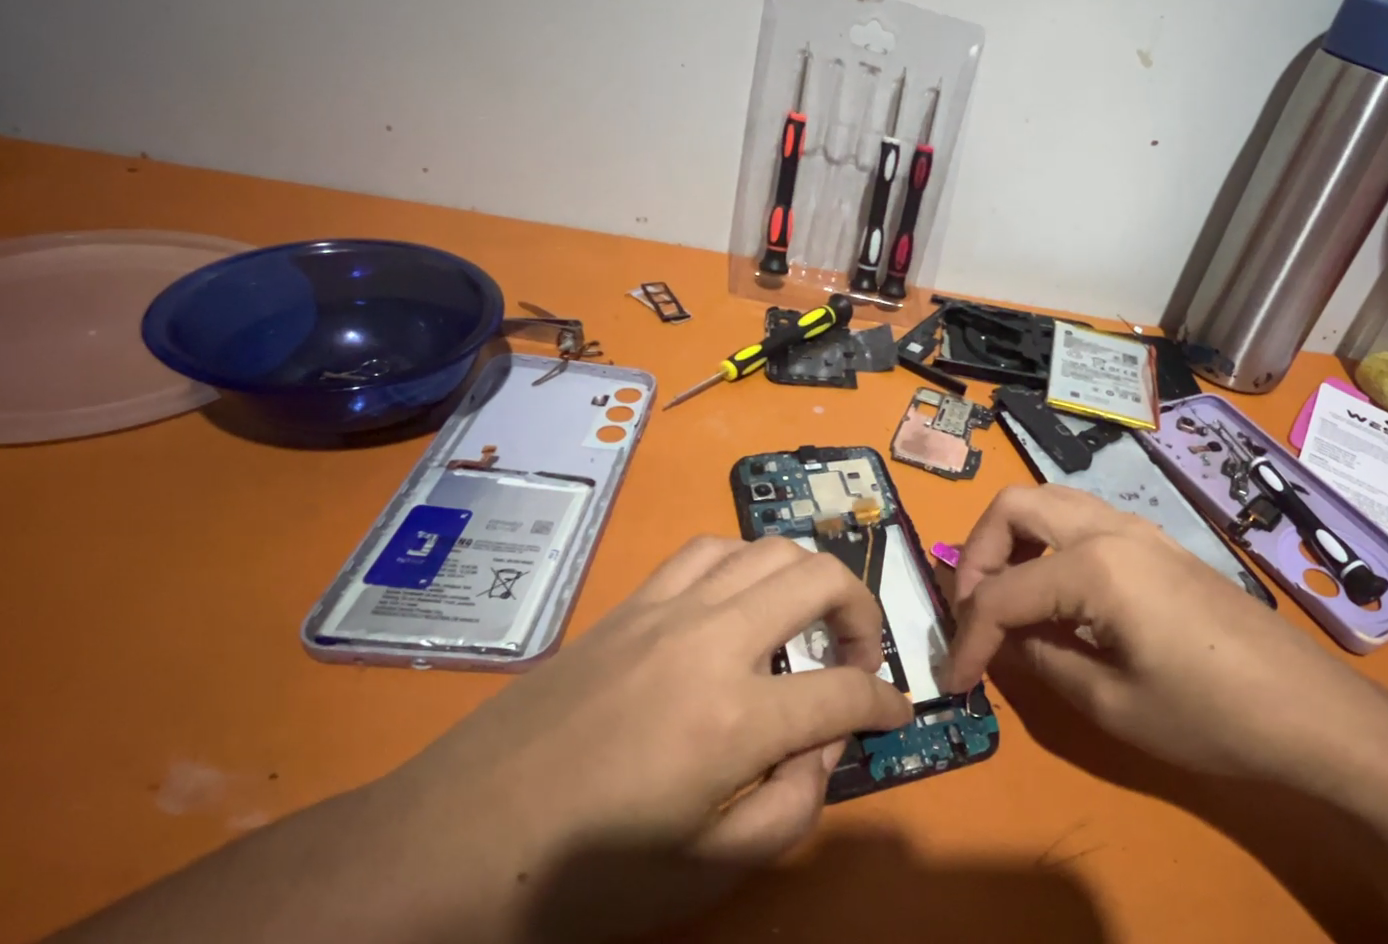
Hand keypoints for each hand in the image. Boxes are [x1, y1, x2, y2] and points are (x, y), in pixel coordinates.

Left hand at [381, 536, 911, 932]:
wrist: (454, 841)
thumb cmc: (588, 875)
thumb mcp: (709, 872)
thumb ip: (793, 805)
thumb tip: (823, 745)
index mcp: (736, 719)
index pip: (846, 691)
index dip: (885, 703)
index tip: (895, 714)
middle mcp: (710, 643)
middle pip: (820, 579)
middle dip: (864, 612)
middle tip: (858, 658)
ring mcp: (664, 613)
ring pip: (766, 549)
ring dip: (806, 580)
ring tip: (805, 624)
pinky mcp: (627, 606)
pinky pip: (704, 553)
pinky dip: (744, 567)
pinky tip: (738, 607)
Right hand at [939, 486, 1387, 790]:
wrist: (1311, 712)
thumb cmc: (1210, 717)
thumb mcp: (1110, 703)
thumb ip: (1040, 659)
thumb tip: (996, 641)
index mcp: (1095, 565)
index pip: (1000, 593)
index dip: (966, 639)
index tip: (954, 682)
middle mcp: (1112, 527)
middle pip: (1014, 507)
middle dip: (978, 557)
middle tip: (974, 617)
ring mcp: (1140, 529)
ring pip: (1049, 503)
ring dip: (1013, 543)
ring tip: (1006, 605)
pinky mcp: (1159, 543)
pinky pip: (1082, 521)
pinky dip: (1048, 546)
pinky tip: (1056, 599)